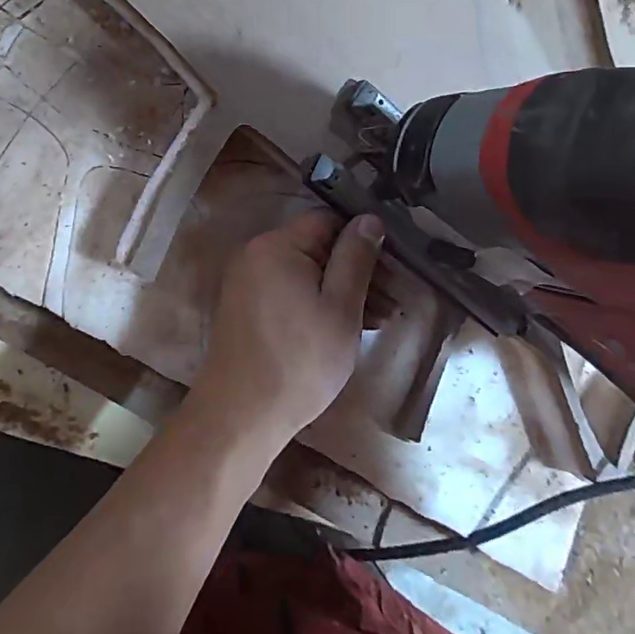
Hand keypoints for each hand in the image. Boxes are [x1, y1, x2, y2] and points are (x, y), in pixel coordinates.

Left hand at [188, 209, 384, 445]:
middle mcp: (255, 254)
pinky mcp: (245, 306)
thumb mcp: (340, 309)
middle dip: (356, 270)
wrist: (241, 414)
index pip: (327, 222)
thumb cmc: (299, 361)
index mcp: (276, 246)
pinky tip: (344, 326)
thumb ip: (356, 260)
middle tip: (393, 301)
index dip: (363, 240)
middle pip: (316, 248)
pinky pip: (288, 290)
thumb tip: (369, 219)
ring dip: (340, 290)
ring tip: (378, 320)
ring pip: (304, 272)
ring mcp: (247, 281)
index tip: (393, 269)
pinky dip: (316, 302)